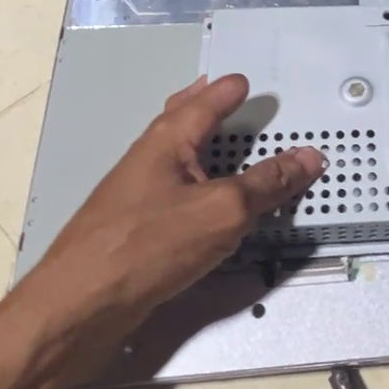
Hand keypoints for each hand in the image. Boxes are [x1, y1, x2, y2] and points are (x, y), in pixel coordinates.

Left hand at [21, 75, 321, 327]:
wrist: (78, 307)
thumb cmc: (150, 245)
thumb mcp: (223, 211)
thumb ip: (267, 184)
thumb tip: (310, 156)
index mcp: (167, 142)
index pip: (203, 104)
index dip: (227, 92)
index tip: (246, 81)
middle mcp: (148, 160)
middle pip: (177, 120)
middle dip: (201, 104)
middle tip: (223, 92)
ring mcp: (136, 195)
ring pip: (175, 157)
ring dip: (198, 142)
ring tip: (222, 140)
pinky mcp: (134, 229)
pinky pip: (174, 191)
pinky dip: (195, 181)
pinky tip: (203, 200)